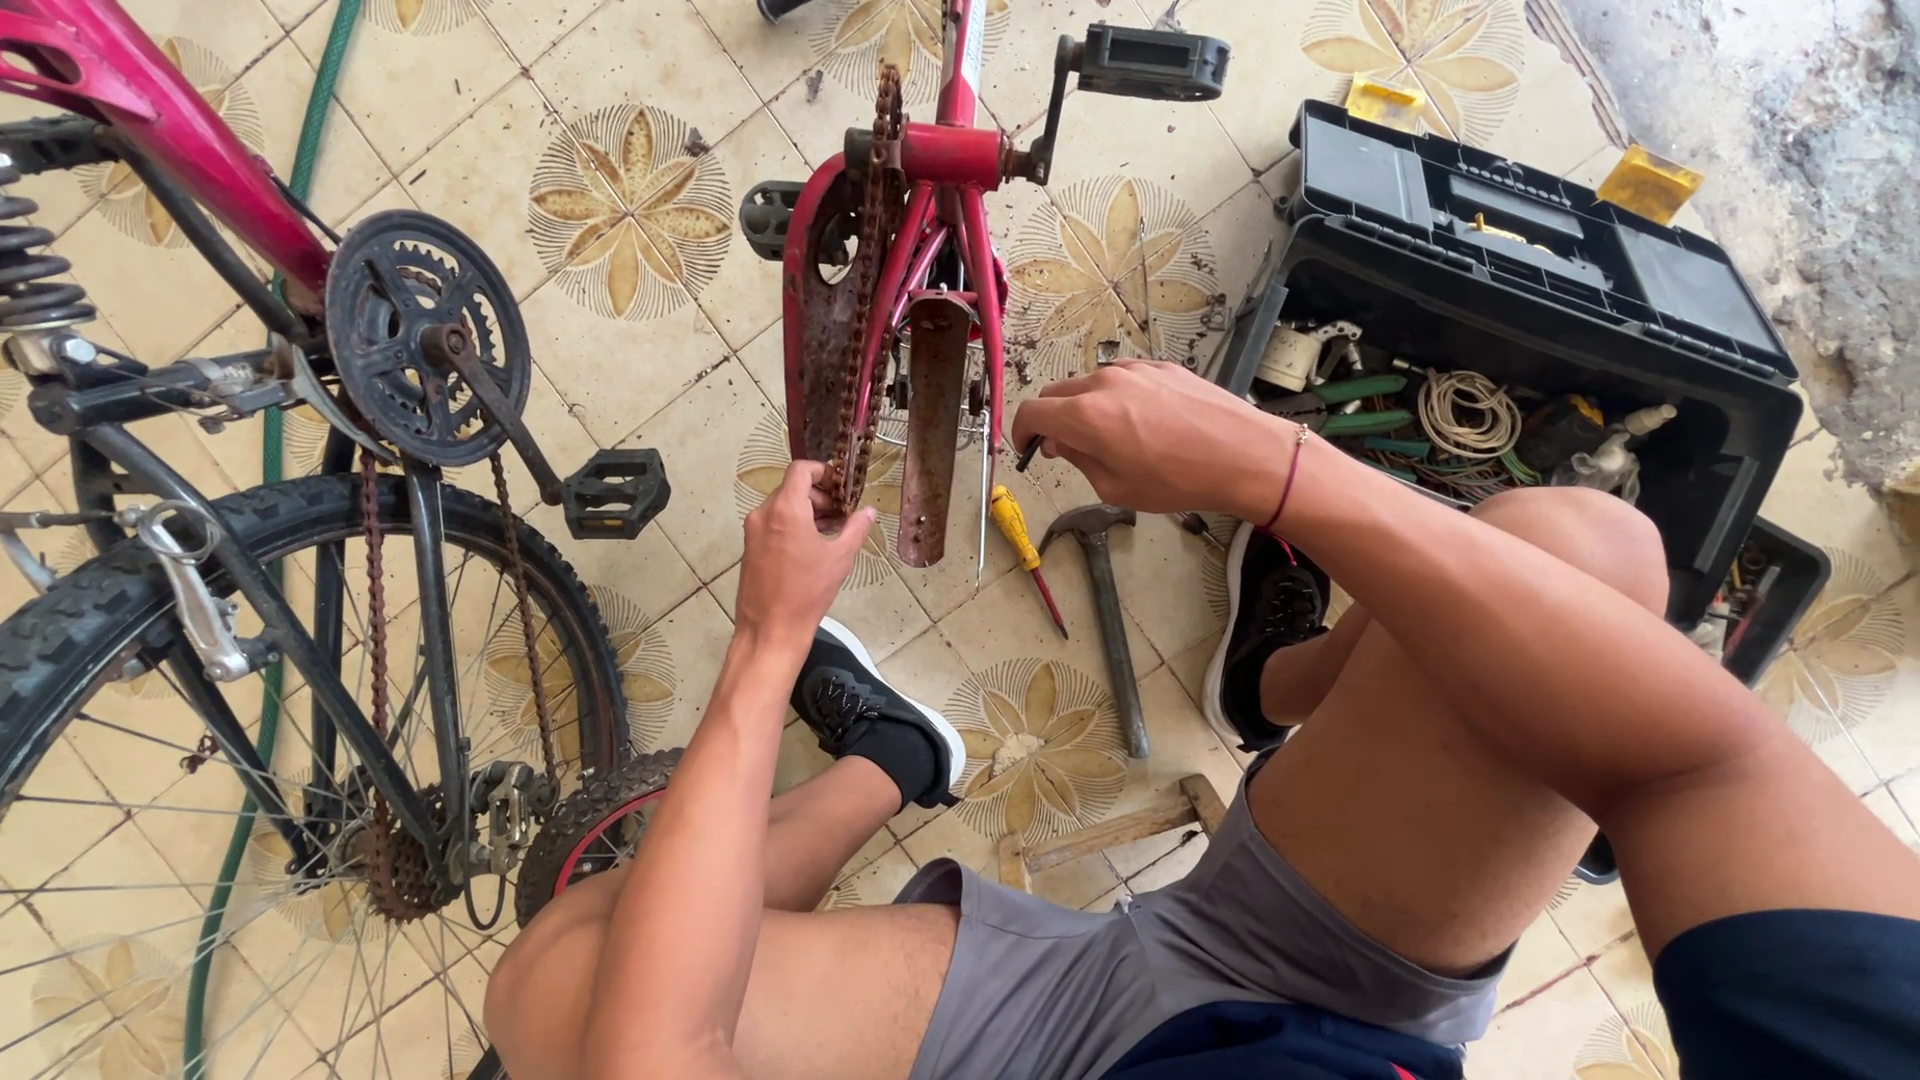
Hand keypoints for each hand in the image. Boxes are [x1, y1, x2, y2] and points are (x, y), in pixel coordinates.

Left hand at [736, 460, 875, 642]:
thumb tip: (868, 512)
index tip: (840, 485)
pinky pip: (773, 522)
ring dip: (807, 510)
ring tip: (831, 530)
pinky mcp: (750, 546)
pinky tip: (812, 544)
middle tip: (842, 513)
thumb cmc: (808, 592)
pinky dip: (793, 524)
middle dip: (819, 496)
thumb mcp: (839, 558)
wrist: (771, 628)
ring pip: (782, 506)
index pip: (800, 470)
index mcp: (786, 509)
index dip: (822, 471)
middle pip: (792, 488)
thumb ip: (856, 528)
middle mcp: (764, 514)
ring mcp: (753, 530)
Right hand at [1010, 361, 1301, 519]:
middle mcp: (1103, 382)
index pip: (1031, 412)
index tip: (1028, 448)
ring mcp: (1135, 369)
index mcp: (1085, 415)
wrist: (1243, 454)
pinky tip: (1139, 422)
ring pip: (1089, 383)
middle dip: (1051, 420)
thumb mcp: (1115, 487)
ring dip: (1083, 407)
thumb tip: (1061, 443)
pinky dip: (1114, 397)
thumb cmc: (1178, 480)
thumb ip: (1079, 460)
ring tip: (1107, 437)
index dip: (1021, 433)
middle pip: (1056, 393)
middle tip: (1064, 448)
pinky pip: (1122, 378)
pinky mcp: (1161, 366)